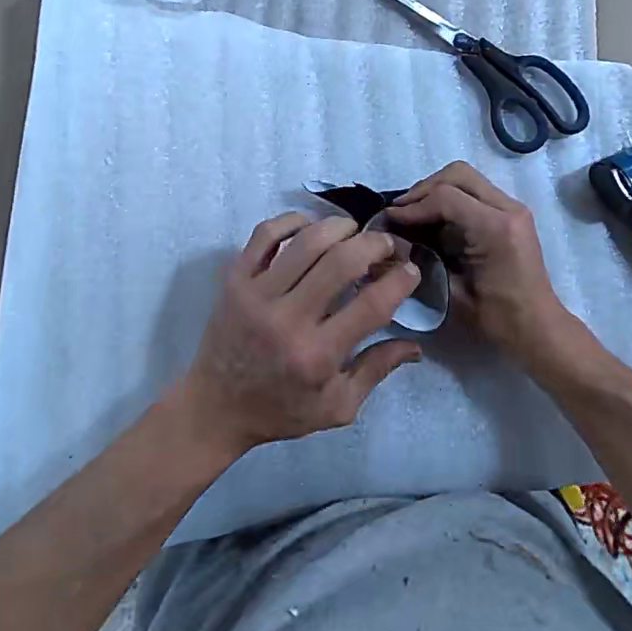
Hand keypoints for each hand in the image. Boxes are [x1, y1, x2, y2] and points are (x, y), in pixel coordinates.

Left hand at [174, 214, 423, 458]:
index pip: (372, 304)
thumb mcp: (337, 406)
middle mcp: (288, 320)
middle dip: (376, 244)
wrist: (214, 409)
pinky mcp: (235, 279)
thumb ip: (378, 370)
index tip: (411, 270)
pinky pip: (266, 233)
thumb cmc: (281, 410)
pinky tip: (312, 227)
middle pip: (342, 261)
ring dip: (341, 227)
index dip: (400, 280)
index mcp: (317, 355)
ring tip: (355, 232)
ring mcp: (257, 295)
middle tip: (387, 245)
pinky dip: (293, 220)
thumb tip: (417, 344)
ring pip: (307, 240)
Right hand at [387, 162, 575, 367]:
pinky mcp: (512, 214)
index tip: (389, 220)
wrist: (538, 327)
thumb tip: (399, 238)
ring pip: (467, 178)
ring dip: (437, 190)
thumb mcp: (453, 292)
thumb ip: (427, 257)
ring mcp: (513, 208)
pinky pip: (475, 192)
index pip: (446, 197)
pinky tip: (433, 219)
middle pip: (458, 175)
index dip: (413, 206)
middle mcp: (508, 209)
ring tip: (412, 214)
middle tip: (400, 212)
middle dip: (424, 189)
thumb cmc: (498, 319)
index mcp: (496, 228)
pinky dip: (450, 197)